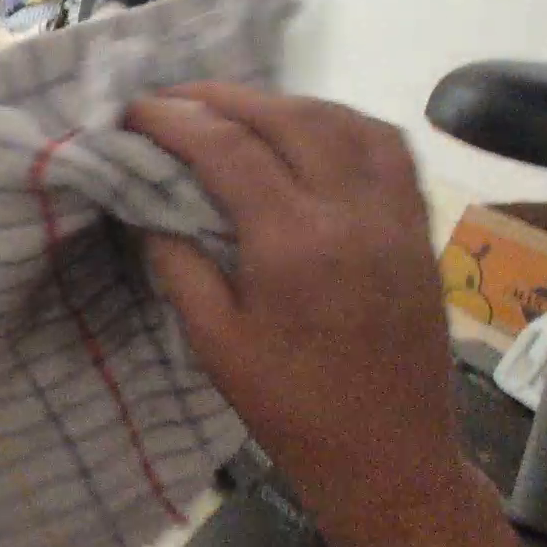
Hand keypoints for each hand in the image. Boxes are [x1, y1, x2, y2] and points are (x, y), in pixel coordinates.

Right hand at [125, 85, 464, 532]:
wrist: (384, 450)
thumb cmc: (283, 399)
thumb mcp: (209, 336)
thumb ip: (179, 262)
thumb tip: (150, 209)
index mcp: (294, 243)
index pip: (229, 150)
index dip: (175, 120)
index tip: (132, 110)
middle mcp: (354, 215)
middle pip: (290, 119)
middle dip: (222, 96)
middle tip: (168, 97)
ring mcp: (395, 218)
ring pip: (346, 122)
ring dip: (281, 101)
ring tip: (228, 106)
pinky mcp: (414, 230)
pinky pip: (386, 150)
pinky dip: (336, 122)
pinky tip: (301, 131)